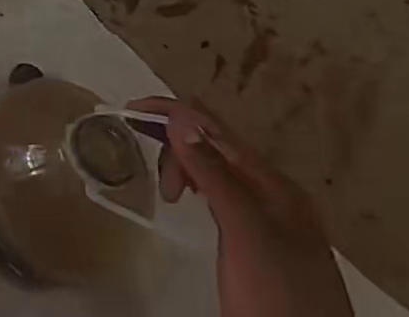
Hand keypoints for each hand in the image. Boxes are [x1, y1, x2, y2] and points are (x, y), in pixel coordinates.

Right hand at [127, 96, 353, 316]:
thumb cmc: (279, 297)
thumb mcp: (244, 233)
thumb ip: (214, 173)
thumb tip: (179, 115)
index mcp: (270, 181)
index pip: (214, 127)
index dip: (172, 112)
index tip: (129, 112)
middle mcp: (269, 190)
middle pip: (214, 143)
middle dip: (177, 144)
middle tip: (162, 187)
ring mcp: (266, 216)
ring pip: (215, 167)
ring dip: (184, 163)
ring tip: (168, 193)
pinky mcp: (257, 240)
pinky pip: (220, 192)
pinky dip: (197, 183)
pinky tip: (188, 196)